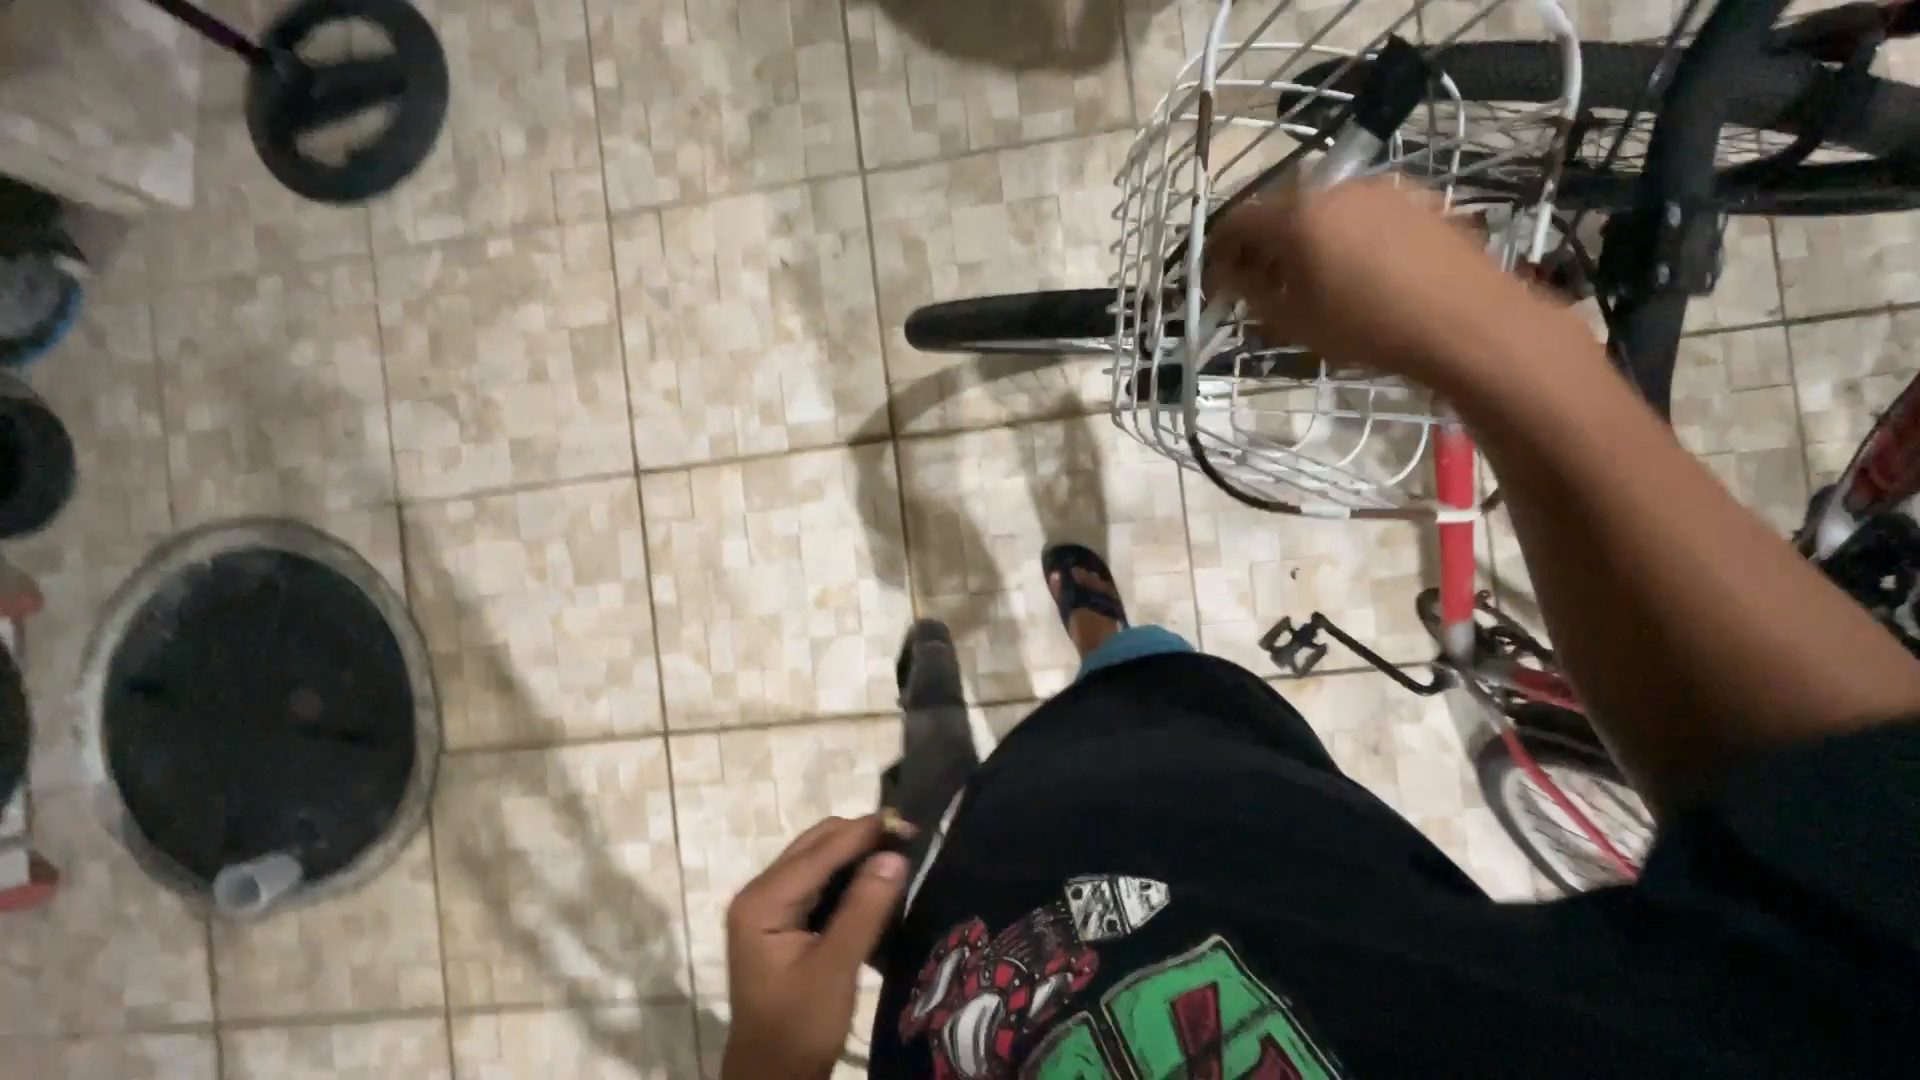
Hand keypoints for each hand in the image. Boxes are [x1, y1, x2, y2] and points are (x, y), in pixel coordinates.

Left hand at [722, 815, 908, 1079]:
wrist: (771, 1079)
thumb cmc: (798, 1029)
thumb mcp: (835, 970)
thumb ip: (864, 910)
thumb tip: (895, 856)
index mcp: (762, 901)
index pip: (820, 850)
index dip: (866, 833)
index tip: (910, 825)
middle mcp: (759, 892)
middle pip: (816, 844)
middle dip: (862, 837)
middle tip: (909, 840)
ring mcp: (767, 905)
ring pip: (818, 858)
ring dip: (856, 852)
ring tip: (899, 854)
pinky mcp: (780, 919)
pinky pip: (818, 879)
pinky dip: (847, 873)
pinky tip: (875, 879)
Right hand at [1203, 178, 1552, 390]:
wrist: (1466, 322)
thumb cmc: (1366, 327)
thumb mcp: (1293, 321)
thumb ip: (1249, 292)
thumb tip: (1227, 276)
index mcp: (1297, 215)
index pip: (1236, 220)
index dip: (1216, 252)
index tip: (1214, 284)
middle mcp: (1335, 188)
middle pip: (1279, 209)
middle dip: (1260, 245)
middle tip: (1258, 285)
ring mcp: (1381, 188)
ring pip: (1322, 208)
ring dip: (1302, 239)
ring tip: (1307, 281)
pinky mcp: (1417, 199)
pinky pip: (1360, 213)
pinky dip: (1341, 236)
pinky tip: (1354, 272)